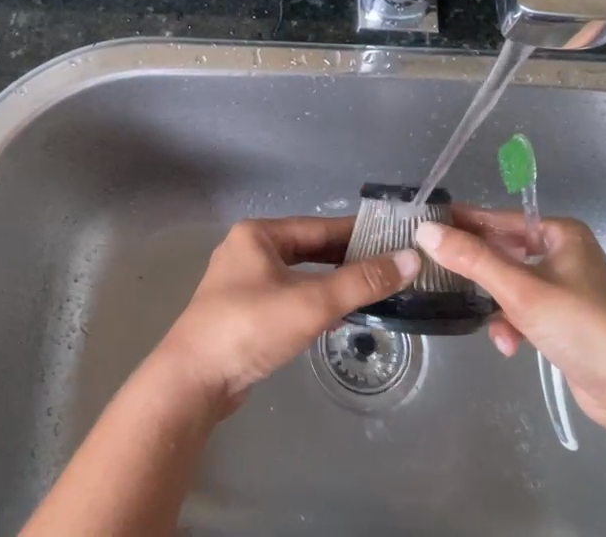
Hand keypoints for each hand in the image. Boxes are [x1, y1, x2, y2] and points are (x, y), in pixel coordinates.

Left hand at [152, 216, 419, 413]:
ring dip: (332, 283)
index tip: (395, 238)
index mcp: (258, 235)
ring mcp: (242, 283)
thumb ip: (361, 281)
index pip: (320, 227)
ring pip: (298, 276)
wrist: (194, 379)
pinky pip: (287, 298)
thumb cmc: (250, 328)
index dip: (359, 233)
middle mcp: (247, 251)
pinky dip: (313, 303)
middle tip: (391, 268)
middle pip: (309, 249)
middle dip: (347, 259)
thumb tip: (410, 258)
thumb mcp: (312, 302)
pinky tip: (337, 318)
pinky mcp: (242, 313)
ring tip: (372, 291)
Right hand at [415, 209, 605, 427]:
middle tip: (439, 274)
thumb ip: (472, 259)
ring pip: (511, 287)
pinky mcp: (565, 322)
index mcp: (560, 234)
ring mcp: (566, 290)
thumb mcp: (520, 289)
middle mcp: (564, 255)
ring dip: (498, 308)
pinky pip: (525, 312)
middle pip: (505, 254)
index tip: (425, 227)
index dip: (464, 224)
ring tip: (495, 328)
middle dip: (480, 274)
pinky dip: (514, 326)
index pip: (500, 220)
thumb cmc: (581, 324)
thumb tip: (425, 231)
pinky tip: (511, 346)